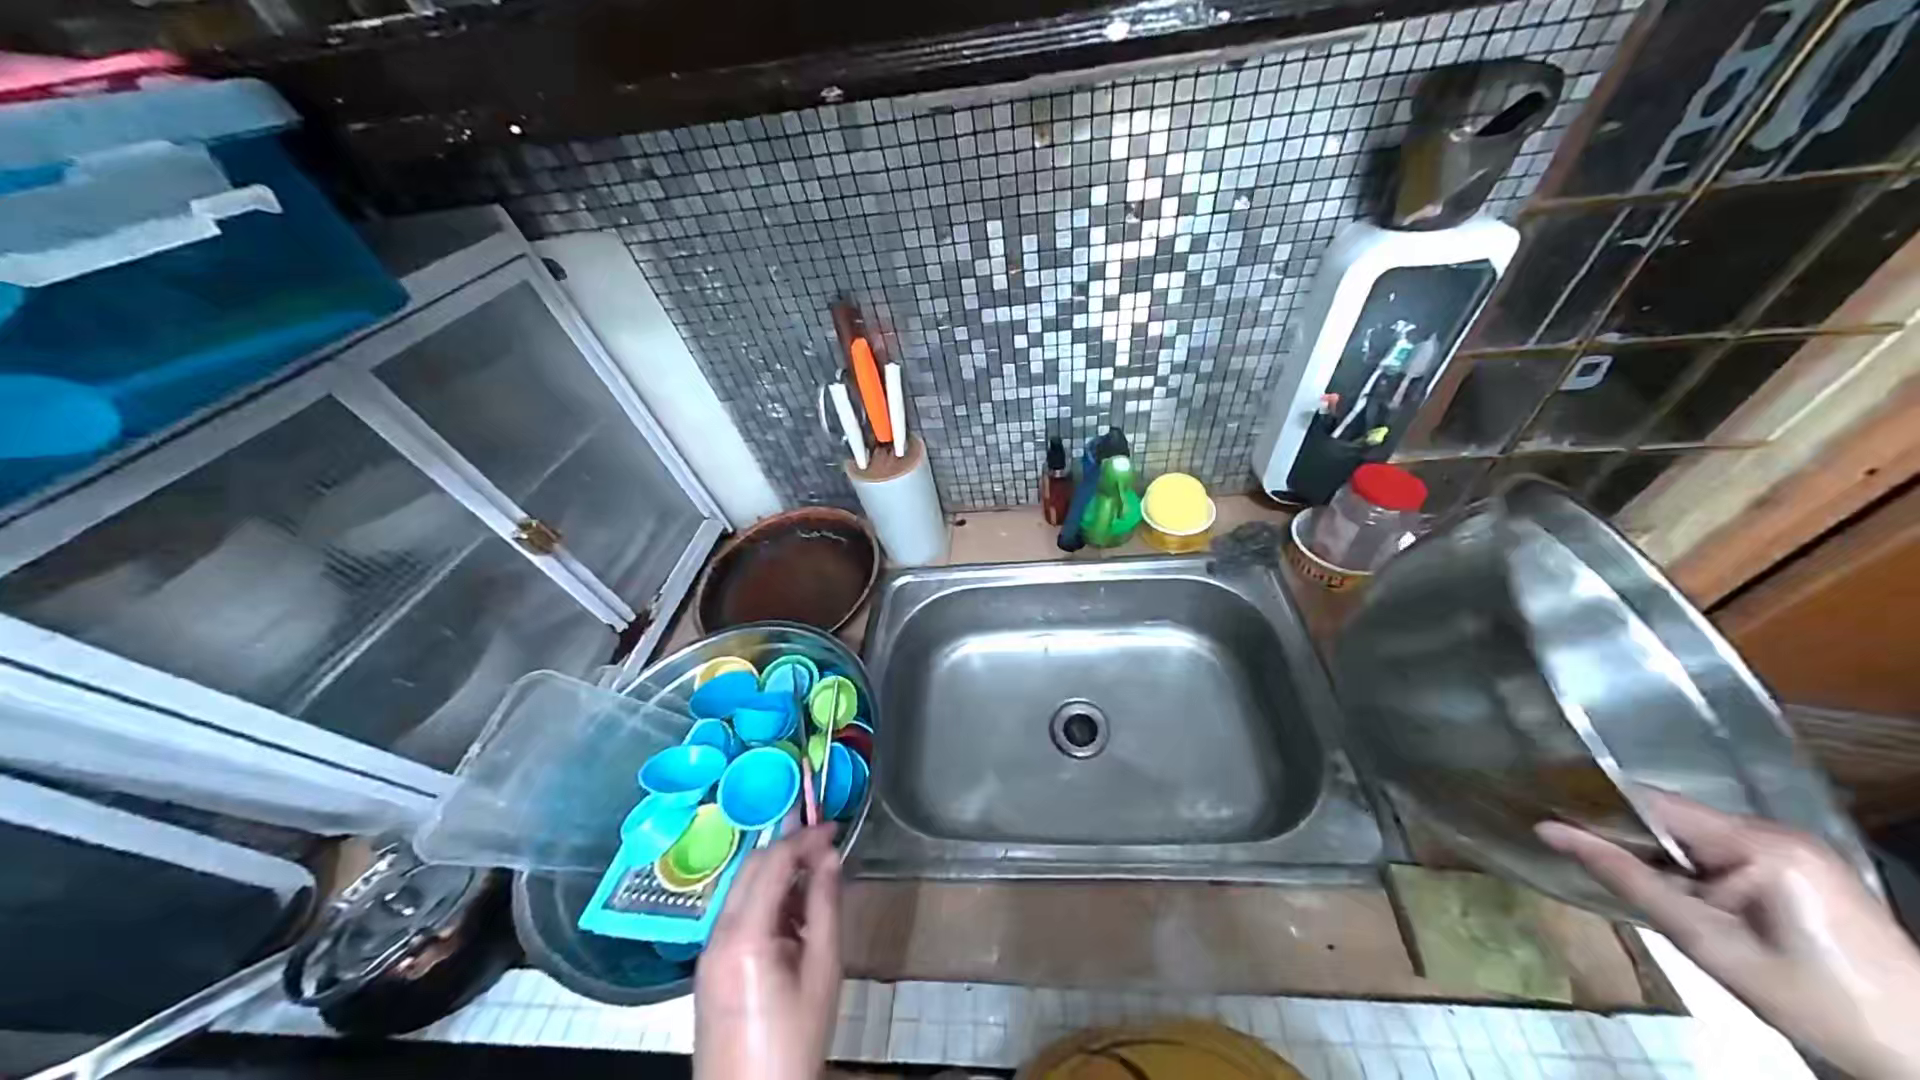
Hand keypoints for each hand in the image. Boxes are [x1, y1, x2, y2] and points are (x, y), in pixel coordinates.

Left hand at [694, 824, 841, 1079]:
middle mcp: (717, 935)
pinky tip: (793, 911)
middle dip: (787, 847)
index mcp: (744, 935)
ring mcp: (708, 952)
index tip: (833, 826)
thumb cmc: (794, 1042)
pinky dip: (765, 899)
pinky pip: (737, 914)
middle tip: (824, 842)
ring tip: (815, 874)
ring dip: (777, 872)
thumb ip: (826, 906)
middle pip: (751, 868)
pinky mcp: (709, 967)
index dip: (804, 838)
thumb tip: (830, 856)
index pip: (772, 863)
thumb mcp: (823, 971)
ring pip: (742, 888)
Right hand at [1538, 794, 1919, 1079]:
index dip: (1597, 805)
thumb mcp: (1705, 941)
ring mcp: (1797, 848)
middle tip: (1576, 850)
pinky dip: (1690, 865)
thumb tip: (1548, 829)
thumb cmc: (1810, 999)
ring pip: (1695, 833)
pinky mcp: (1804, 868)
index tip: (1545, 808)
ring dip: (1658, 852)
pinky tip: (1677, 889)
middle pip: (1674, 816)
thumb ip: (1625, 878)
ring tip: (1620, 872)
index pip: (1654, 803)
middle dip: (1627, 834)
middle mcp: (1777, 831)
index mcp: (1759, 843)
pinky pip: (1723, 849)